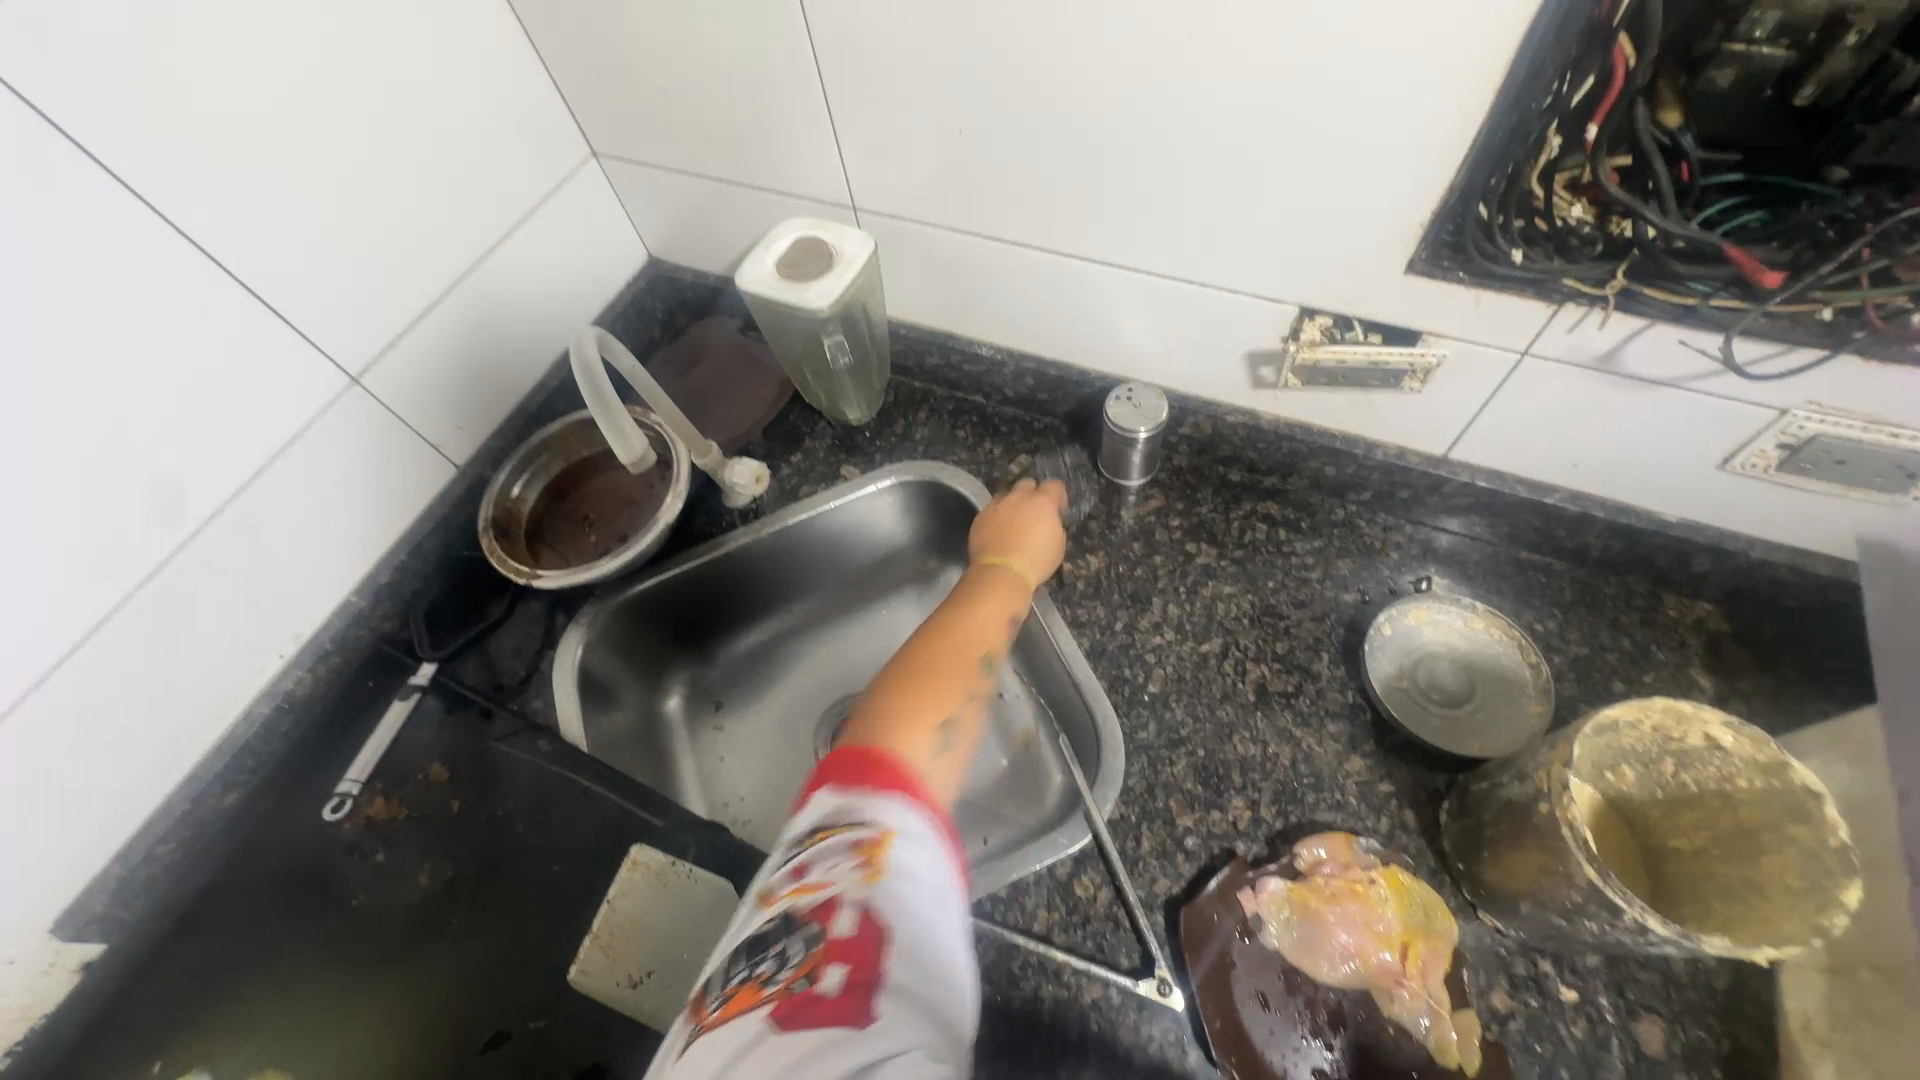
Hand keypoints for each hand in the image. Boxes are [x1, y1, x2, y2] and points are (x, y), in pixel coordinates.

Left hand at [968, 478, 1068, 589]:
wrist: (1001, 572)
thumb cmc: (1036, 561)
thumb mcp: (1058, 544)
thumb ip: (1053, 525)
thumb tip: (1047, 522)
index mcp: (1042, 502)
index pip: (1055, 485)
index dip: (1058, 496)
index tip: (1058, 510)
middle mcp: (1018, 497)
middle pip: (1027, 484)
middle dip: (1032, 494)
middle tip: (1034, 513)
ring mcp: (996, 505)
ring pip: (1005, 494)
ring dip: (1011, 503)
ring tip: (1012, 521)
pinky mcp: (980, 517)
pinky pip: (990, 510)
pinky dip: (996, 517)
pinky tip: (997, 532)